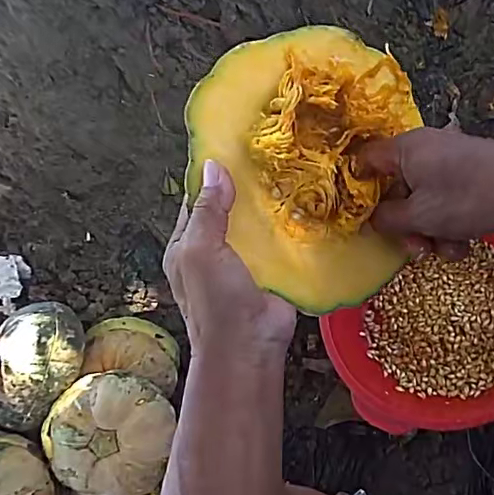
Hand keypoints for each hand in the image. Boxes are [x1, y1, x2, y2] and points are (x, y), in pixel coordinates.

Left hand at [166, 160, 296, 368]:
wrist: (250, 345)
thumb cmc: (216, 301)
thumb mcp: (200, 250)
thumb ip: (207, 210)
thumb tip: (213, 167)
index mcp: (187, 246)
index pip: (197, 201)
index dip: (211, 177)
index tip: (234, 149)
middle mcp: (215, 252)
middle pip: (230, 211)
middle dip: (246, 189)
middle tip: (271, 157)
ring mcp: (246, 262)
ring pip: (258, 226)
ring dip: (271, 208)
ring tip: (292, 173)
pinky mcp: (274, 272)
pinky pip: (281, 244)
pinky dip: (291, 228)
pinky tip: (306, 206)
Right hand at [359, 127, 493, 251]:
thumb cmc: (470, 199)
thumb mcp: (420, 216)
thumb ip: (386, 219)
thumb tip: (373, 219)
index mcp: (406, 148)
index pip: (366, 161)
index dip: (358, 190)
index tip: (362, 218)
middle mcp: (426, 148)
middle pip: (396, 189)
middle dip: (405, 225)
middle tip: (417, 248)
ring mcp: (450, 161)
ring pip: (423, 201)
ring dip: (430, 231)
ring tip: (449, 248)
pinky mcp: (471, 175)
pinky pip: (445, 201)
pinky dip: (450, 224)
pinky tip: (464, 242)